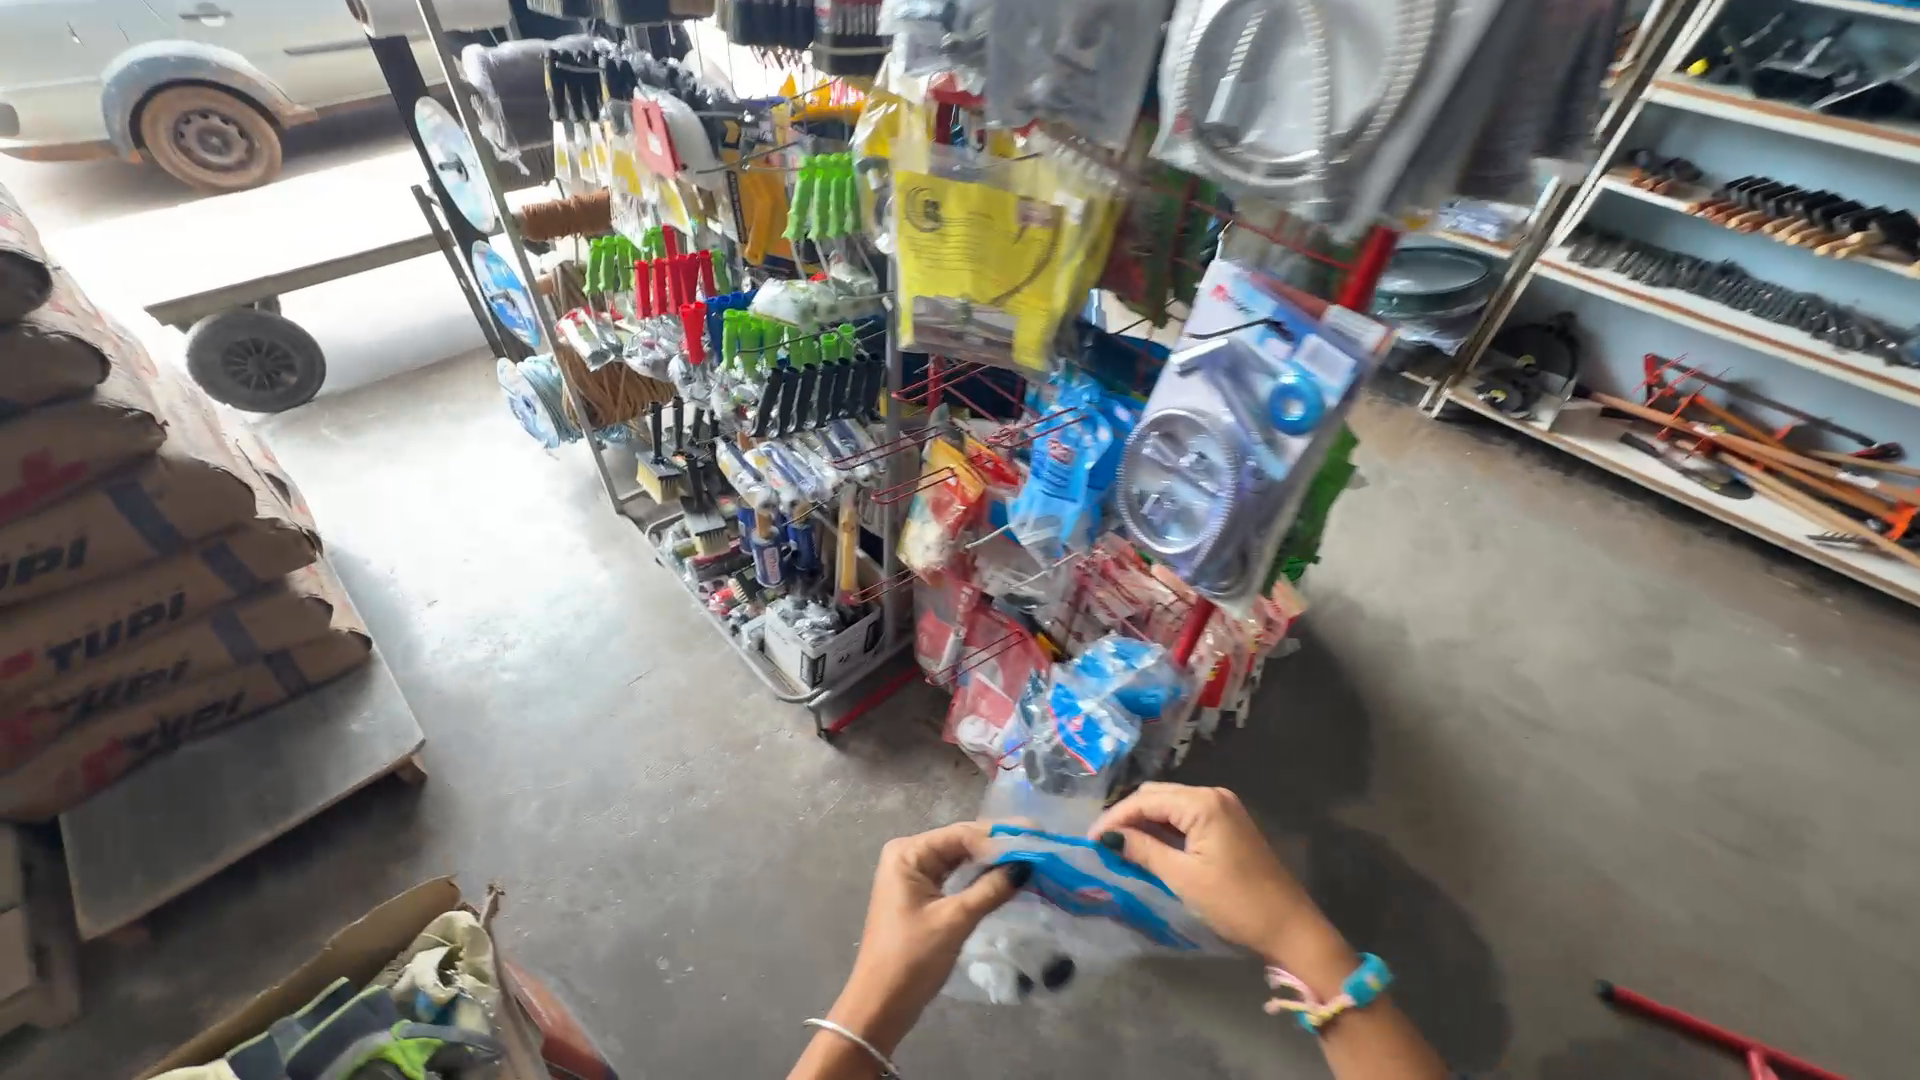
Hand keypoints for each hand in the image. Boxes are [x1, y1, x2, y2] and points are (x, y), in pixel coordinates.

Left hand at [827, 823, 1022, 1053]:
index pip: (961, 834)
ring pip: (961, 859)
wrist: (880, 1007)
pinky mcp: (923, 895)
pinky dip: (981, 877)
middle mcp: (909, 855)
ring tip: (1031, 856)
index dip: (999, 836)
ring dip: (993, 860)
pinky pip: (957, 877)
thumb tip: (1026, 865)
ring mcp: (915, 876)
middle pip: (962, 842)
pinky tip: (1007, 876)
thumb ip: (990, 889)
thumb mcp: (954, 921)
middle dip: (999, 845)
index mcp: (908, 853)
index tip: (1035, 837)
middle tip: (1038, 843)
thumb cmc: (911, 960)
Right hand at [1088, 782, 1319, 960]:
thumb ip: (1144, 850)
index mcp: (1203, 803)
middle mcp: (1213, 795)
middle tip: (1103, 843)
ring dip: (1145, 822)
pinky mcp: (1228, 824)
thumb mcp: (1183, 878)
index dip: (1114, 818)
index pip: (1145, 800)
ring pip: (1170, 805)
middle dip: (1128, 816)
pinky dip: (1165, 828)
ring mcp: (1223, 808)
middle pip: (1157, 796)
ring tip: (1120, 845)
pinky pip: (1186, 816)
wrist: (1291, 929)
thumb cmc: (1236, 903)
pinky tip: (1149, 846)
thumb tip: (1109, 837)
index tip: (1089, 840)